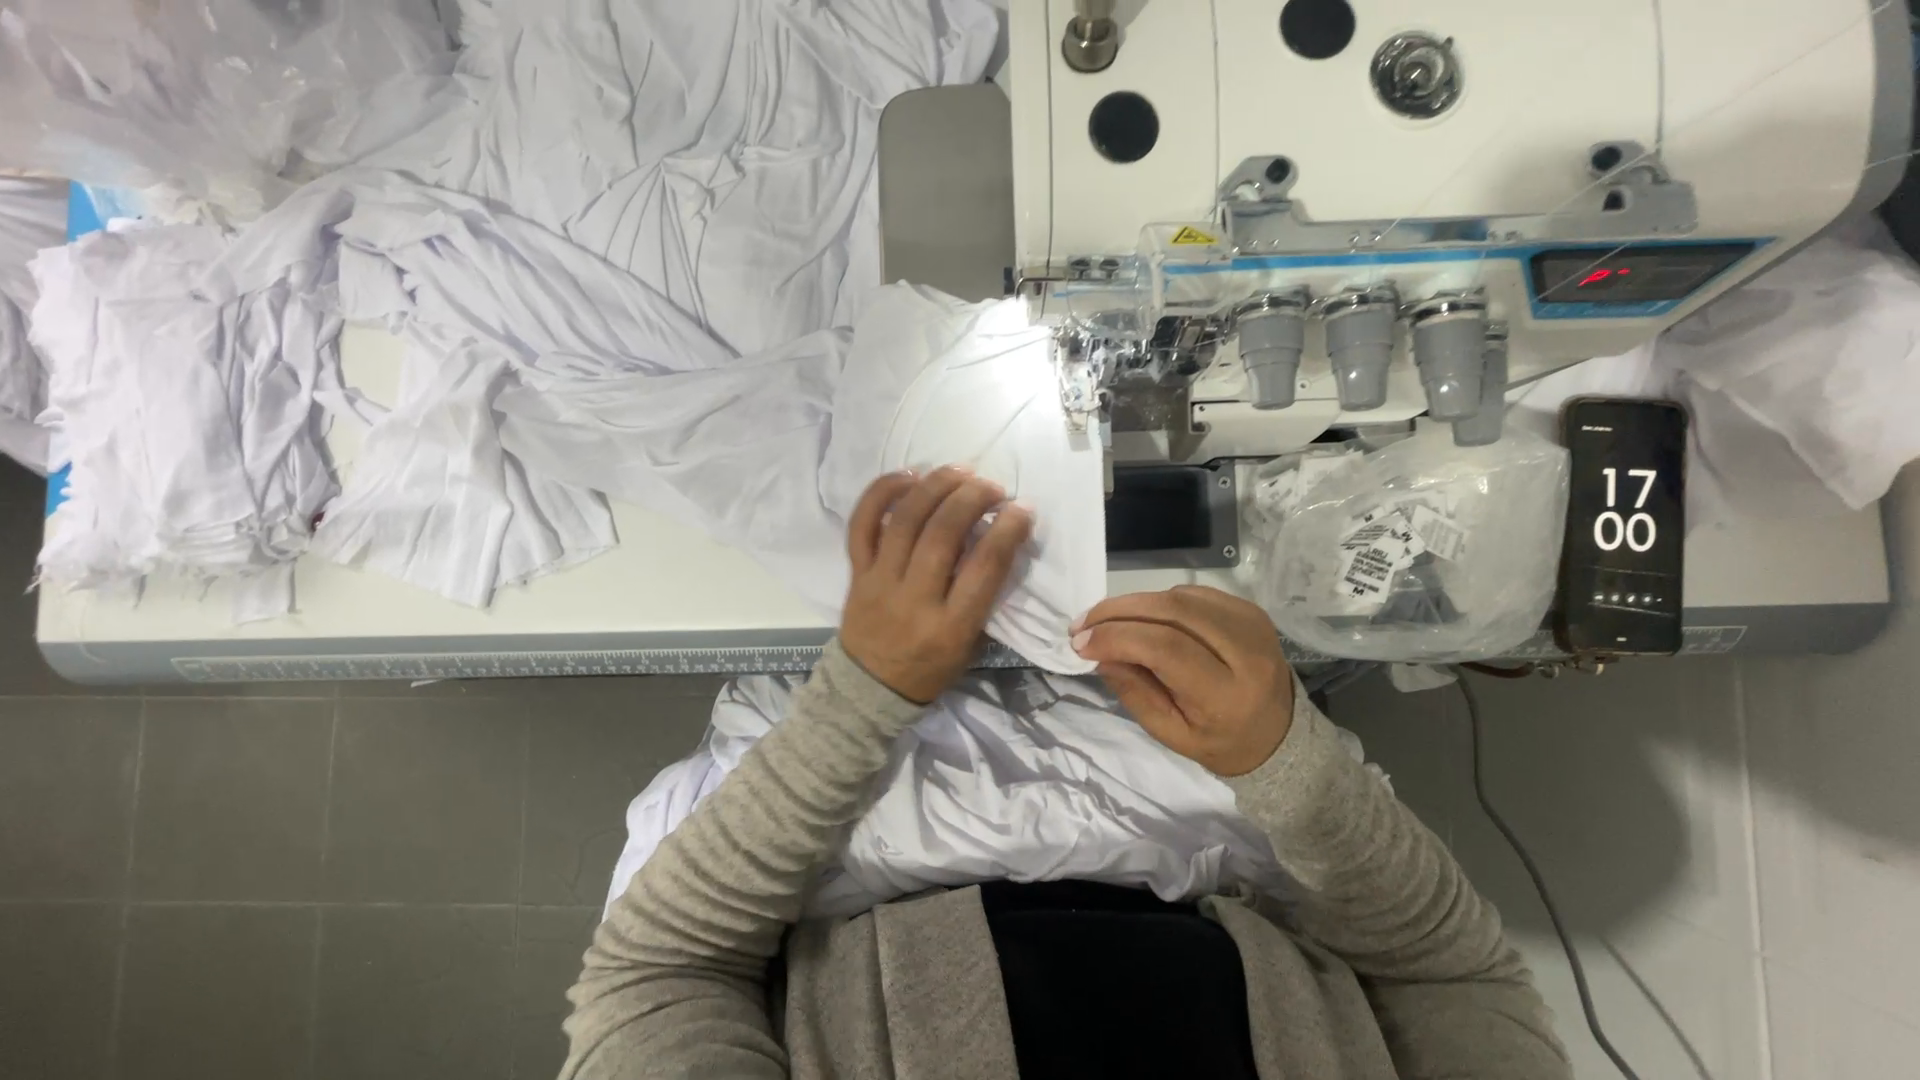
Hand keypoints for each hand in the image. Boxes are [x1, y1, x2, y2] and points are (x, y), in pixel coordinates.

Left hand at [840, 467, 1033, 703]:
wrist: (870, 688)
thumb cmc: (931, 667)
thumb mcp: (970, 643)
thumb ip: (984, 594)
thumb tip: (1000, 536)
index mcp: (950, 627)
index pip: (984, 567)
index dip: (1007, 530)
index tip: (1022, 508)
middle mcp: (913, 600)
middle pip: (942, 535)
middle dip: (971, 500)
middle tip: (991, 486)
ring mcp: (880, 583)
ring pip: (905, 522)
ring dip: (935, 487)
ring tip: (960, 472)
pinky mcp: (857, 572)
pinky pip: (863, 524)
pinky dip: (883, 493)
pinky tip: (909, 475)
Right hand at [1072, 586, 1294, 776]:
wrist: (1282, 735)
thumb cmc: (1222, 742)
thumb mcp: (1172, 734)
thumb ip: (1134, 692)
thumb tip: (1097, 653)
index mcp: (1228, 693)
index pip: (1166, 648)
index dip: (1117, 637)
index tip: (1079, 643)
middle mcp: (1246, 650)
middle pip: (1172, 611)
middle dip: (1118, 612)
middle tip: (1081, 624)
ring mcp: (1251, 623)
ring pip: (1179, 596)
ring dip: (1134, 604)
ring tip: (1103, 621)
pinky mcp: (1250, 609)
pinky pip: (1193, 593)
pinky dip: (1159, 601)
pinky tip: (1141, 617)